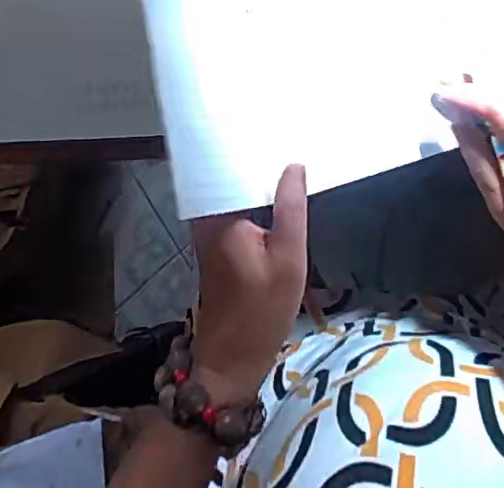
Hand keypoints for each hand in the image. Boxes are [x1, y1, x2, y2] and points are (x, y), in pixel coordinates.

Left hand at [189, 164, 307, 405]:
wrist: (230, 364)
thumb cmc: (261, 313)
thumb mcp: (289, 259)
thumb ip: (291, 209)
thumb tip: (294, 166)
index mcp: (222, 216)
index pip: (239, 168)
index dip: (262, 153)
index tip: (284, 138)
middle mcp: (209, 219)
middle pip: (237, 180)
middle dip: (262, 167)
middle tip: (294, 150)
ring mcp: (209, 233)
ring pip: (238, 197)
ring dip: (261, 188)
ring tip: (290, 169)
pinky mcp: (216, 247)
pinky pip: (237, 212)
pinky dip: (256, 206)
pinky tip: (278, 203)